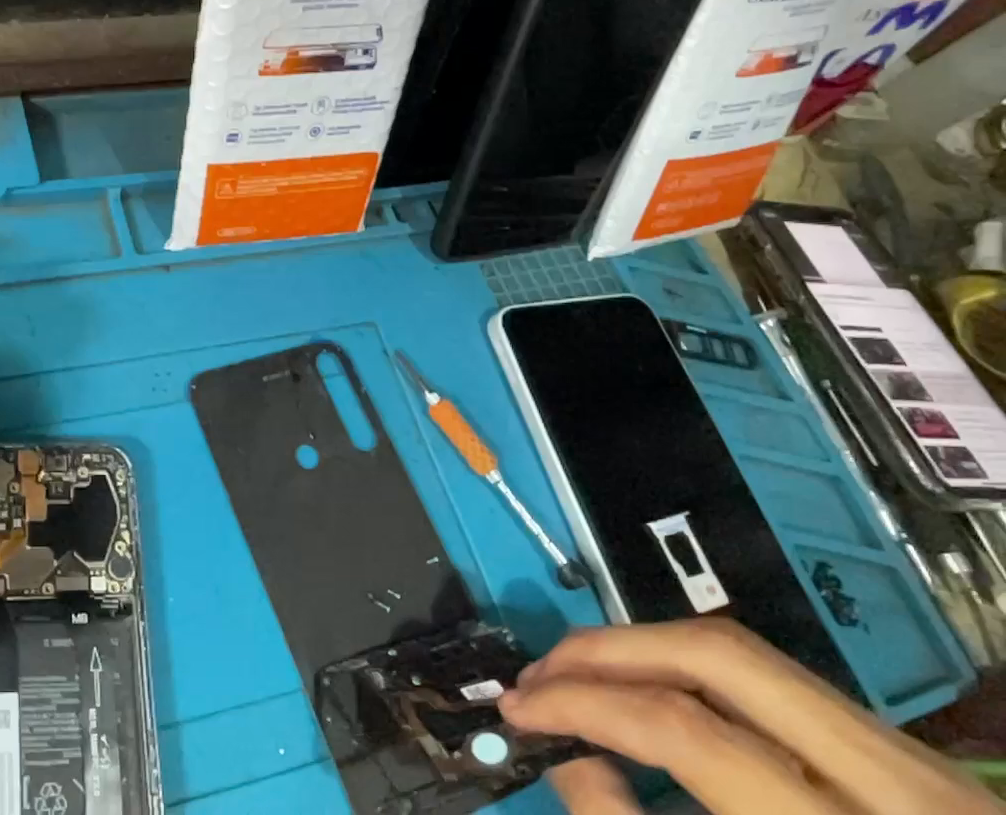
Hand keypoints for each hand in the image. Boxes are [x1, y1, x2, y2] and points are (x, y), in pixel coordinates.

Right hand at [499, 618, 999, 814]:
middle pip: (719, 654)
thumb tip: (566, 753)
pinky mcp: (911, 758)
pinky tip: (647, 697)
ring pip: (745, 654)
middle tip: (540, 675)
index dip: (583, 705)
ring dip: (640, 653)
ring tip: (578, 679)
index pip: (687, 728)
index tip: (517, 709)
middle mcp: (901, 783)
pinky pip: (771, 685)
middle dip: (606, 651)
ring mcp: (917, 763)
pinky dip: (686, 676)